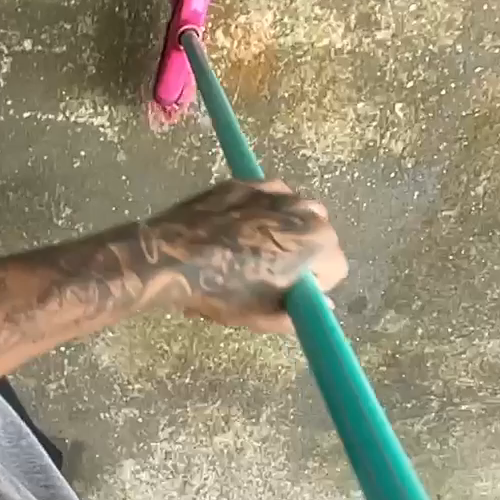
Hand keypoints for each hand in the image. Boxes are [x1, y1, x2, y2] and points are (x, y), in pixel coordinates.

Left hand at [151, 179, 347, 332]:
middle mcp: (307, 213)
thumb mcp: (256, 317)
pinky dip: (257, 210)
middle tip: (263, 269)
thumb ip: (296, 315)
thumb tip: (323, 308)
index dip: (309, 283)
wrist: (166, 257)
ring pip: (294, 213)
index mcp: (319, 247)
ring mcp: (276, 192)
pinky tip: (233, 227)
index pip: (333, 269)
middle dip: (298, 253)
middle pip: (317, 236)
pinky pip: (265, 197)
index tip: (285, 289)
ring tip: (245, 248)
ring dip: (280, 228)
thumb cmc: (215, 290)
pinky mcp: (247, 183)